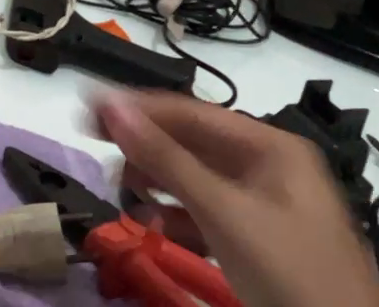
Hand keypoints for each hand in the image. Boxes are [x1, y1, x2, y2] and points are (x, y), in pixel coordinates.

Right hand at [90, 90, 378, 306]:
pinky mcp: (261, 240)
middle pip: (193, 141)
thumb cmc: (289, 275)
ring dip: (158, 180)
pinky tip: (152, 222)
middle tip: (95, 146)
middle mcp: (269, 165)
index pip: (190, 112)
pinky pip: (209, 210)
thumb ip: (165, 159)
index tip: (88, 108)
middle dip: (145, 145)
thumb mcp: (223, 214)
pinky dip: (179, 213)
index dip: (137, 108)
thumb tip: (110, 104)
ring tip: (121, 189)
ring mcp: (268, 204)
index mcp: (270, 145)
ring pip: (198, 176)